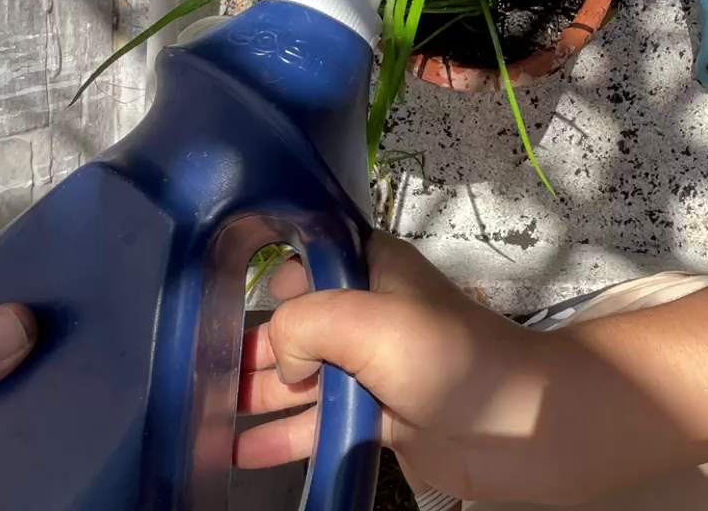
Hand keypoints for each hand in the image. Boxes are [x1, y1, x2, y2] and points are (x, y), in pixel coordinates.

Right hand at [235, 233, 569, 502]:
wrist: (511, 423)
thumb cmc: (444, 356)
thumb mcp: (369, 320)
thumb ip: (306, 323)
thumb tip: (279, 356)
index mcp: (372, 268)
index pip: (311, 257)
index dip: (273, 275)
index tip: (222, 296)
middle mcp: (367, 309)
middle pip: (297, 320)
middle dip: (252, 341)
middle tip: (196, 366)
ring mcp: (369, 364)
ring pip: (301, 373)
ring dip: (258, 391)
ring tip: (203, 412)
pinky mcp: (374, 412)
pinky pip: (316, 419)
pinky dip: (280, 433)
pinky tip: (238, 451)